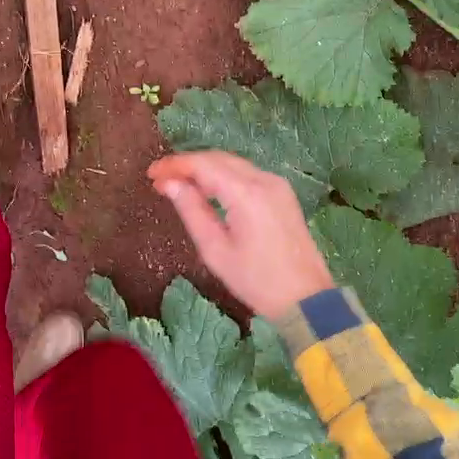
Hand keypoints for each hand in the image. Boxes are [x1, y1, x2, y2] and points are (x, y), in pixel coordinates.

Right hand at [149, 152, 333, 318]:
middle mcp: (263, 180)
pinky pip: (246, 174)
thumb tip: (170, 184)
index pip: (202, 165)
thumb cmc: (256, 280)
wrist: (307, 300)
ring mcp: (276, 184)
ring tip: (180, 186)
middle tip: (162, 180)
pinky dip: (223, 176)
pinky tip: (208, 191)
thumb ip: (191, 210)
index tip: (151, 175)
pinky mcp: (282, 193)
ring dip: (204, 169)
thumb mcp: (215, 250)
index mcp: (246, 194)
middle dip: (187, 165)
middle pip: (217, 158)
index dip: (174, 166)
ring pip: (232, 164)